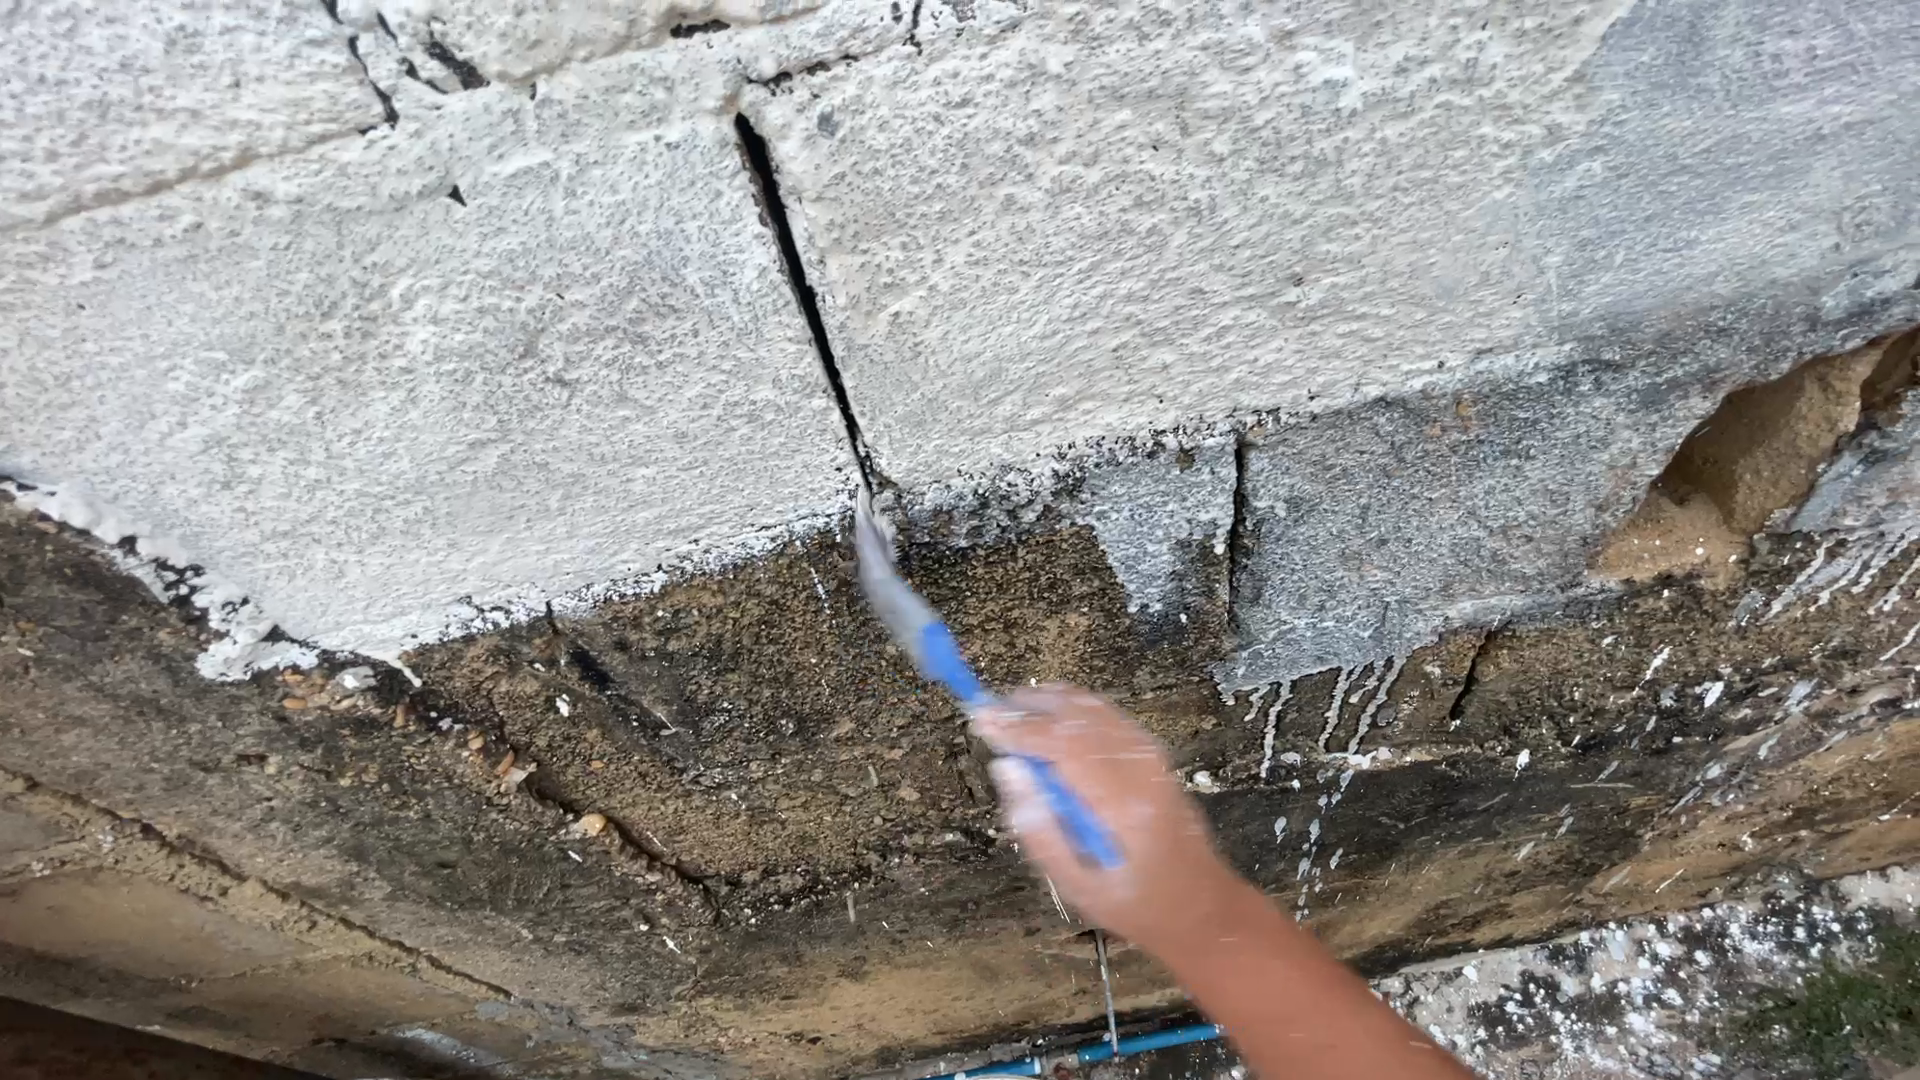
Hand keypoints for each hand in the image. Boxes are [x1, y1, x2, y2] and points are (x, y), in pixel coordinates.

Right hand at [971, 685, 1245, 953]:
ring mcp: (1151, 755)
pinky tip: (1048, 716)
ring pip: (1093, 706)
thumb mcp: (1076, 886)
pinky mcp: (1153, 751)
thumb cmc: (1134, 904)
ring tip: (1010, 710)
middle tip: (988, 711)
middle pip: (1078, 714)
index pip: (1063, 745)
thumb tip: (1006, 768)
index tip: (981, 719)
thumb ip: (1038, 828)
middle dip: (1028, 705)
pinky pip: (1106, 713)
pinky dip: (1072, 706)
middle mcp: (1140, 767)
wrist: (1202, 904)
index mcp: (1122, 804)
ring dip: (1048, 701)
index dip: (1019, 728)